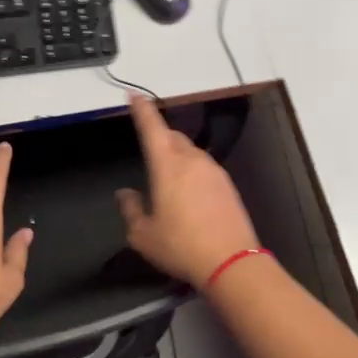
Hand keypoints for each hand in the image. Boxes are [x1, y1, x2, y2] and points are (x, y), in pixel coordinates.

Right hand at [117, 94, 261, 287]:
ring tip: (167, 179)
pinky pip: (204, 169)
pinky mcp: (228, 186)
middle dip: (159, 136)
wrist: (232, 262)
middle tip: (148, 148)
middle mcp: (192, 160)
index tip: (135, 96)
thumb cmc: (181, 246)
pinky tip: (189, 195)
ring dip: (177, 156)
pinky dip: (192, 172)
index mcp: (168, 165)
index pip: (152, 128)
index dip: (142, 110)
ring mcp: (214, 171)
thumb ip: (131, 210)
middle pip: (173, 137)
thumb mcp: (143, 235)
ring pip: (190, 152)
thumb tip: (125, 194)